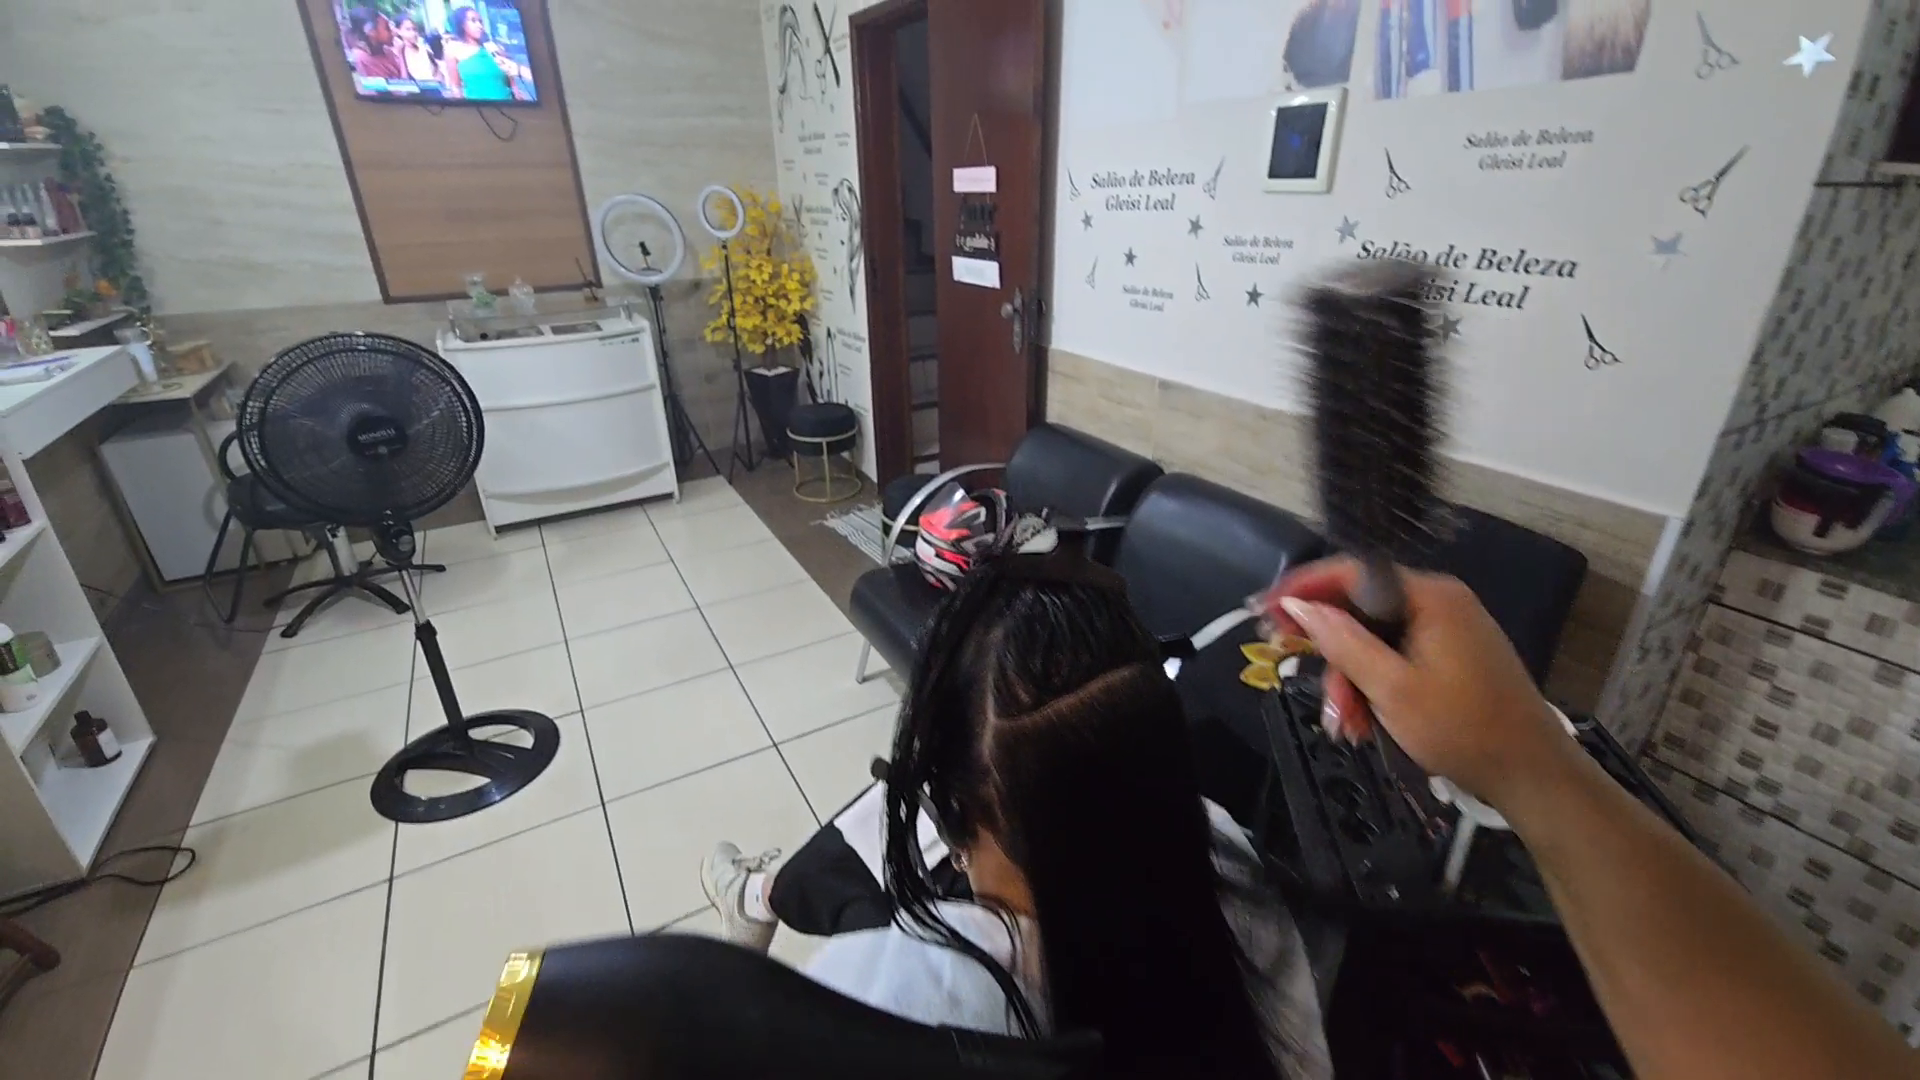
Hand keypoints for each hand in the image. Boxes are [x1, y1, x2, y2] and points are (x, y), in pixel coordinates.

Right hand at [1260, 557, 1576, 808]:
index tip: (1263, 609)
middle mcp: (1435, 602)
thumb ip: (1341, 641)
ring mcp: (1442, 629)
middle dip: (1328, 650)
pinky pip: (1390, 657)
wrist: (1534, 778)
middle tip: (1293, 670)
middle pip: (1357, 610)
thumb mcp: (1391, 687)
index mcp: (1429, 597)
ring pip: (1369, 640)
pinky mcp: (1445, 655)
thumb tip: (1296, 606)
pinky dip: (1370, 686)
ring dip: (1347, 679)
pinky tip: (1363, 721)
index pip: (1350, 572)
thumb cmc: (1464, 729)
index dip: (1302, 588)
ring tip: (1345, 723)